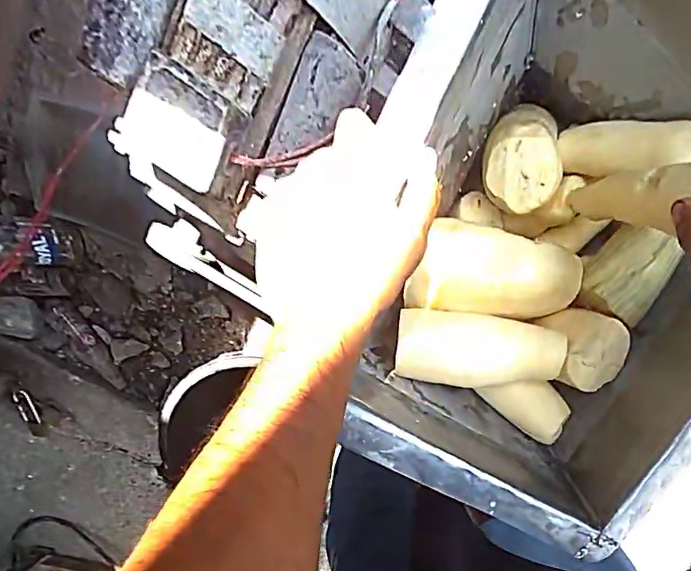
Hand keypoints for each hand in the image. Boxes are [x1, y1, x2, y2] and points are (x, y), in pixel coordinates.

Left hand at [251, 109, 439, 340]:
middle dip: (348, 181)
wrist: (320, 324)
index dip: (369, 141)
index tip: (377, 160)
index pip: (355, 126)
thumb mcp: (409, 242)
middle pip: (331, 160)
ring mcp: (283, 200)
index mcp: (349, 175)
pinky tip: (318, 248)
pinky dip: (301, 222)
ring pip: (307, 184)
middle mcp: (310, 178)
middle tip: (365, 218)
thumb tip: (424, 170)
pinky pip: (285, 209)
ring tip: (341, 241)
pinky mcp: (266, 223)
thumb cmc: (363, 288)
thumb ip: (420, 197)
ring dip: (324, 202)